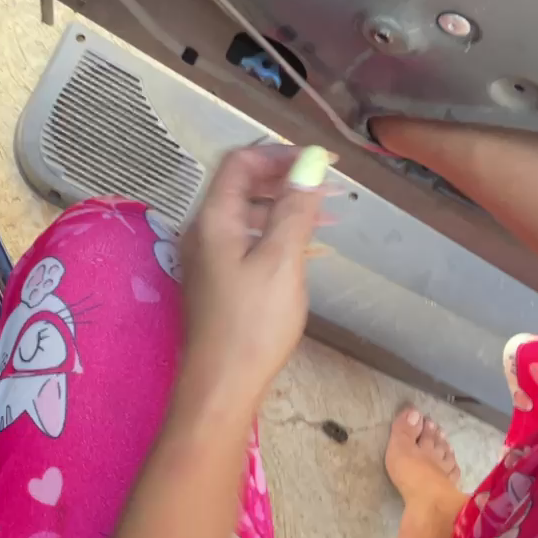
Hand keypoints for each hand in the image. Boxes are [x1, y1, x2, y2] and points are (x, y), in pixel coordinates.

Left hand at [176, 145, 326, 405]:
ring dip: (287, 208)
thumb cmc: (253, 322)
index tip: (324, 163)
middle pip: (244, 185)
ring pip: (250, 215)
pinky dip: (278, 234)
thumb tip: (311, 162)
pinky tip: (309, 247)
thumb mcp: (281, 259)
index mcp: (213, 217)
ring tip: (330, 215)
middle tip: (332, 187)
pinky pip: (249, 241)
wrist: (222, 384)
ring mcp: (209, 256)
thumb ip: (294, 207)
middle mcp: (204, 230)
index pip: (242, 161)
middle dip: (288, 179)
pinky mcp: (219, 279)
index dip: (282, 153)